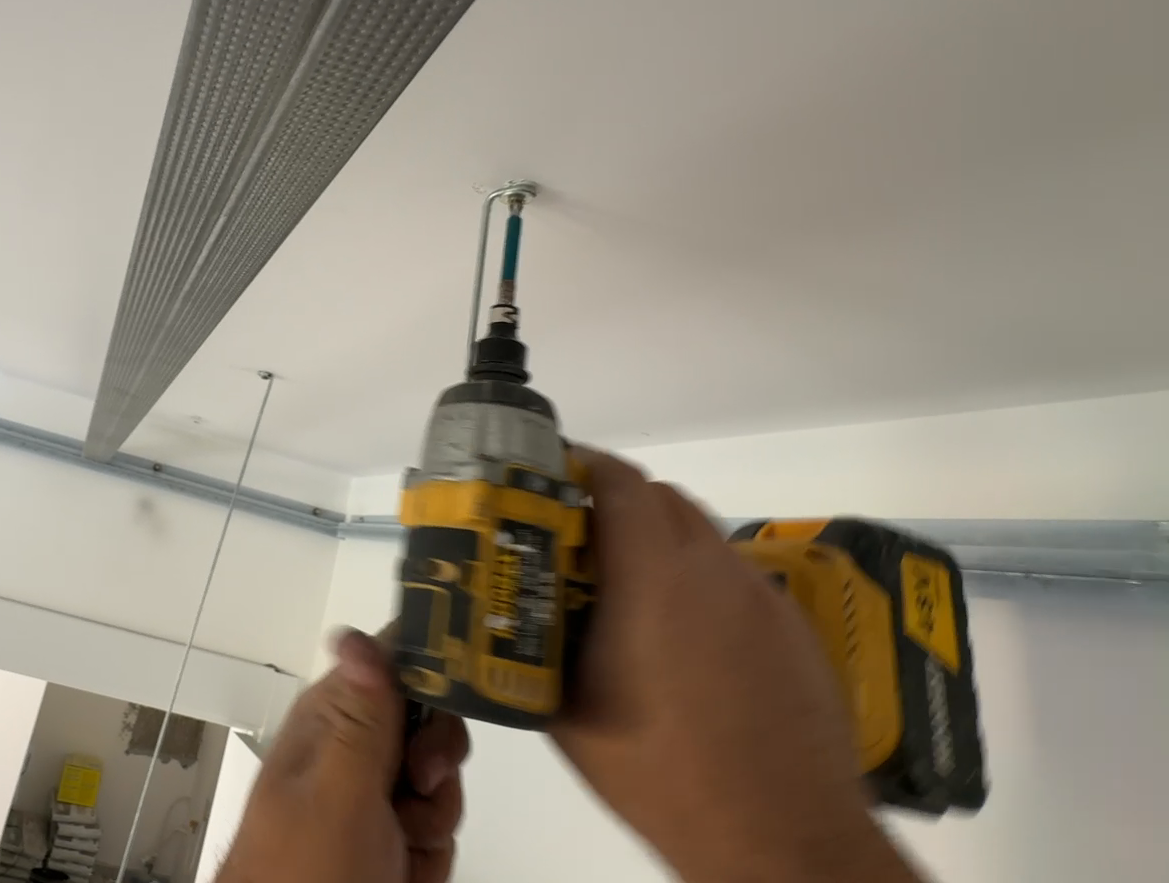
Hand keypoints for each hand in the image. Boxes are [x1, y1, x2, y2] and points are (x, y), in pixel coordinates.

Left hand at [213, 629, 469, 882]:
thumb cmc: (306, 870)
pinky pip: (434, 828)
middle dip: (437, 767)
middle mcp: (348, 744)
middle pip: (427, 724)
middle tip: (416, 795)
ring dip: (433, 821)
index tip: (430, 733)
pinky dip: (427, 855)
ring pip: (437, 781)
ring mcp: (367, 792)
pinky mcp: (385, 835)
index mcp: (329, 716)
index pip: (391, 662)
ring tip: (398, 849)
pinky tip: (402, 870)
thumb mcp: (337, 788)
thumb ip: (358, 715)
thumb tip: (354, 633)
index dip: (428, 686)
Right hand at [555, 447, 923, 882]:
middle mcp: (713, 570)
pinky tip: (681, 637)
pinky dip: (697, 580)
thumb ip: (537, 644)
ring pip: (700, 534)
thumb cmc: (658, 768)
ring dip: (656, 539)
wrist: (782, 840)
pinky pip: (732, 577)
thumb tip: (512, 617)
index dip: (580, 464)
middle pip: (660, 496)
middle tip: (571, 536)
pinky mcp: (794, 631)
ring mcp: (761, 598)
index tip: (545, 475)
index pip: (619, 481)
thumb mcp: (565, 705)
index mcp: (653, 575)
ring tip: (622, 587)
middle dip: (612, 500)